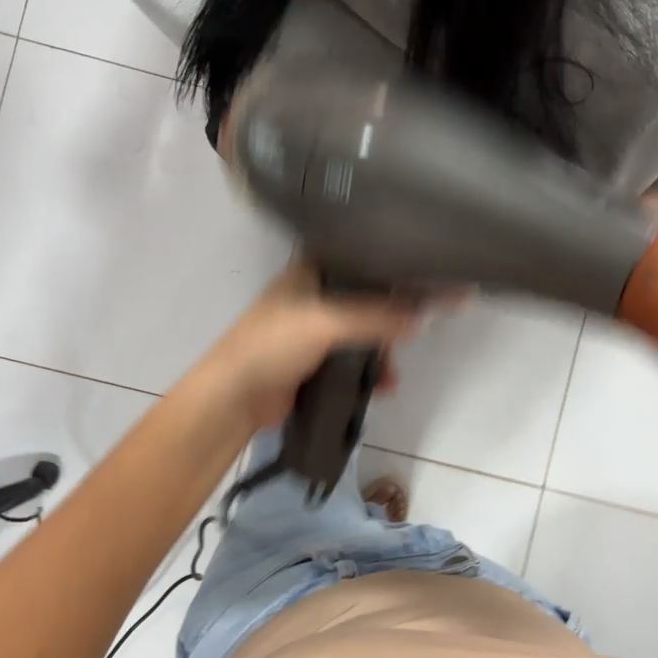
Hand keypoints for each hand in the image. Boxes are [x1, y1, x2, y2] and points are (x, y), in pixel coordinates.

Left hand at [190, 266, 422, 428]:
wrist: (235, 397)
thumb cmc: (273, 345)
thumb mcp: (327, 322)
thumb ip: (375, 318)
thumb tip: (421, 320)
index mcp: (307, 274)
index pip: (356, 261)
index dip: (387, 269)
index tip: (421, 278)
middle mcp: (311, 299)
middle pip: (363, 302)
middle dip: (390, 320)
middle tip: (415, 331)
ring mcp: (311, 335)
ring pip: (359, 337)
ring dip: (379, 354)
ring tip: (393, 374)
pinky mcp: (312, 366)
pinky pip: (349, 365)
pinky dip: (366, 375)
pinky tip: (382, 387)